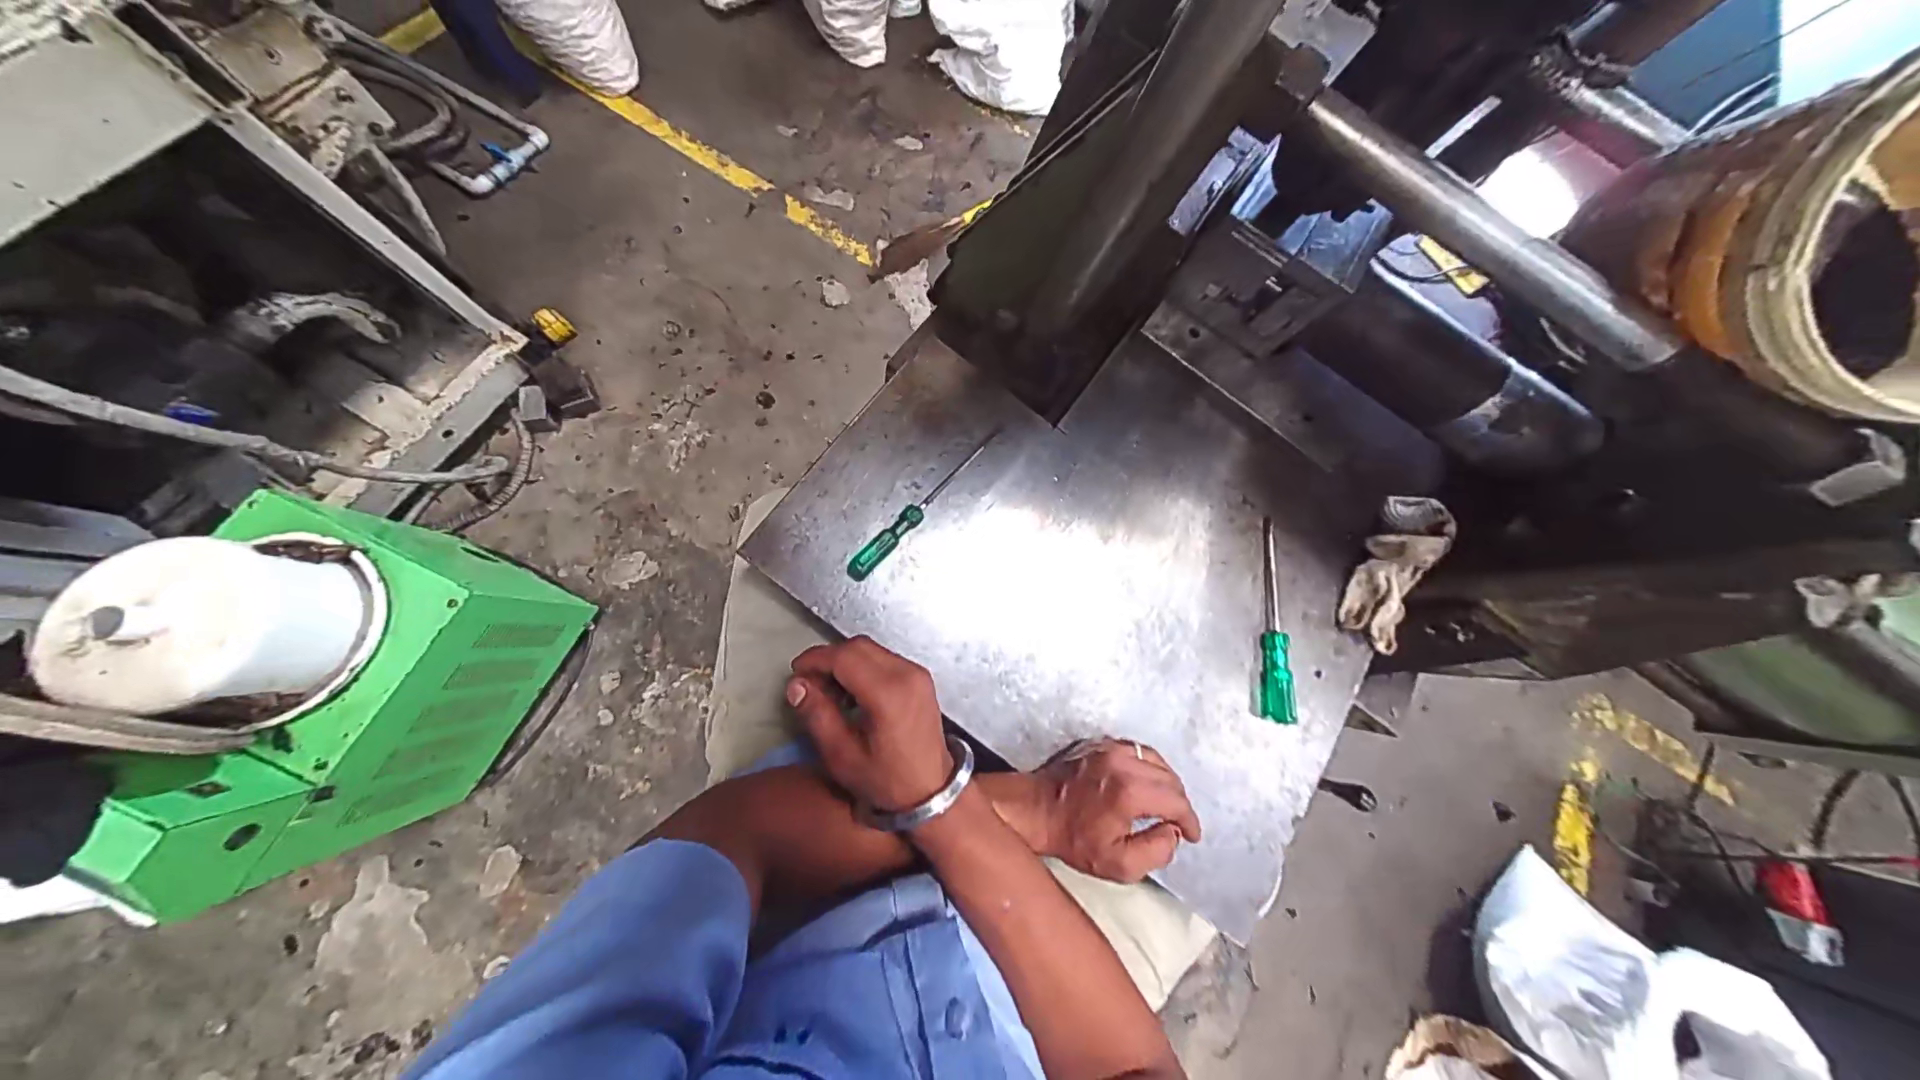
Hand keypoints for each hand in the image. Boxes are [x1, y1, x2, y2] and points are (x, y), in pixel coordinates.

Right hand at [787, 636, 953, 813]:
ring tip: (828, 691)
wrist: (934, 792)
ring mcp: (918, 674)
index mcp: (889, 693)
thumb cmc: (887, 781)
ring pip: (872, 650)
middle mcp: (907, 674)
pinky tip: (852, 693)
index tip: (796, 673)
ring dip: (845, 661)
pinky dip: (863, 666)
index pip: (845, 656)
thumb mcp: (842, 756)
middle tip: (809, 683)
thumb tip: (796, 685)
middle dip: (828, 658)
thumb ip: (818, 715)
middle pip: (858, 646)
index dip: (815, 659)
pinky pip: (885, 659)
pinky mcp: (921, 678)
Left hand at [1028, 738, 1201, 882]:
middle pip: (1169, 778)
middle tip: (1177, 822)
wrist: (1036, 809)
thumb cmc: (1074, 839)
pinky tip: (1144, 782)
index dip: (1189, 821)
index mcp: (1129, 791)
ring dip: (1165, 781)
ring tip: (1165, 803)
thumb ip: (1156, 852)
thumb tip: (1172, 832)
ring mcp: (1109, 747)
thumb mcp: (1118, 864)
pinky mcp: (1098, 742)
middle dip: (1179, 802)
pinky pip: (1135, 750)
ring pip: (1154, 759)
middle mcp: (1123, 762)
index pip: (1176, 801)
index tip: (1191, 835)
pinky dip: (1147, 765)